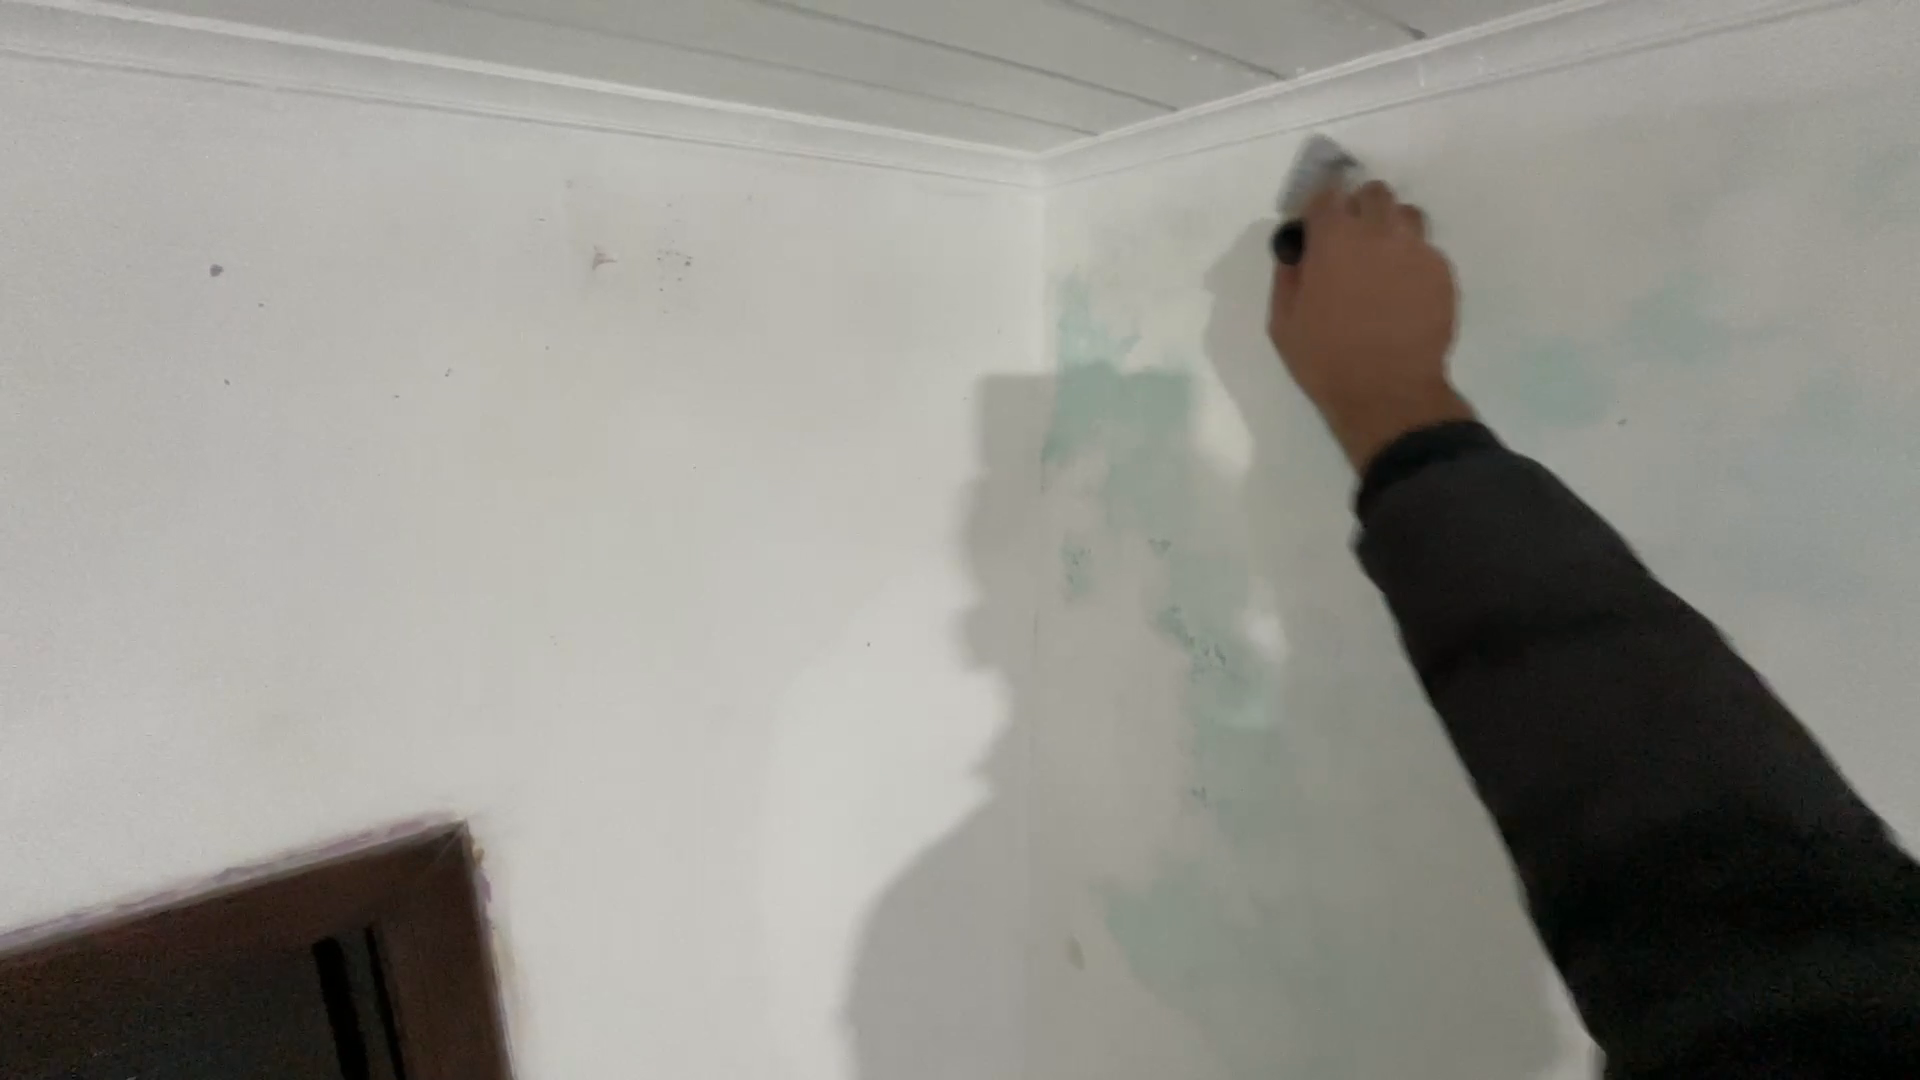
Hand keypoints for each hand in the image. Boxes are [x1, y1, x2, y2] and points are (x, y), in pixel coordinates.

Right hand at [1267, 179, 1473, 469]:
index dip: (1317, 207)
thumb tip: (1295, 251)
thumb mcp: (1283, 323)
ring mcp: (1417, 250)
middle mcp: (1380, 233)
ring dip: (1387, 229)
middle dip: (1356, 209)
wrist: (1386, 391)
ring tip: (1377, 264)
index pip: (1327, 195)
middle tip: (1346, 243)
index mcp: (1335, 241)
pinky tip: (1397, 294)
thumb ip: (1288, 277)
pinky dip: (1408, 262)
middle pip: (1373, 194)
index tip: (1312, 226)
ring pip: (1405, 215)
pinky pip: (1424, 251)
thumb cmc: (1324, 359)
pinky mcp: (1442, 271)